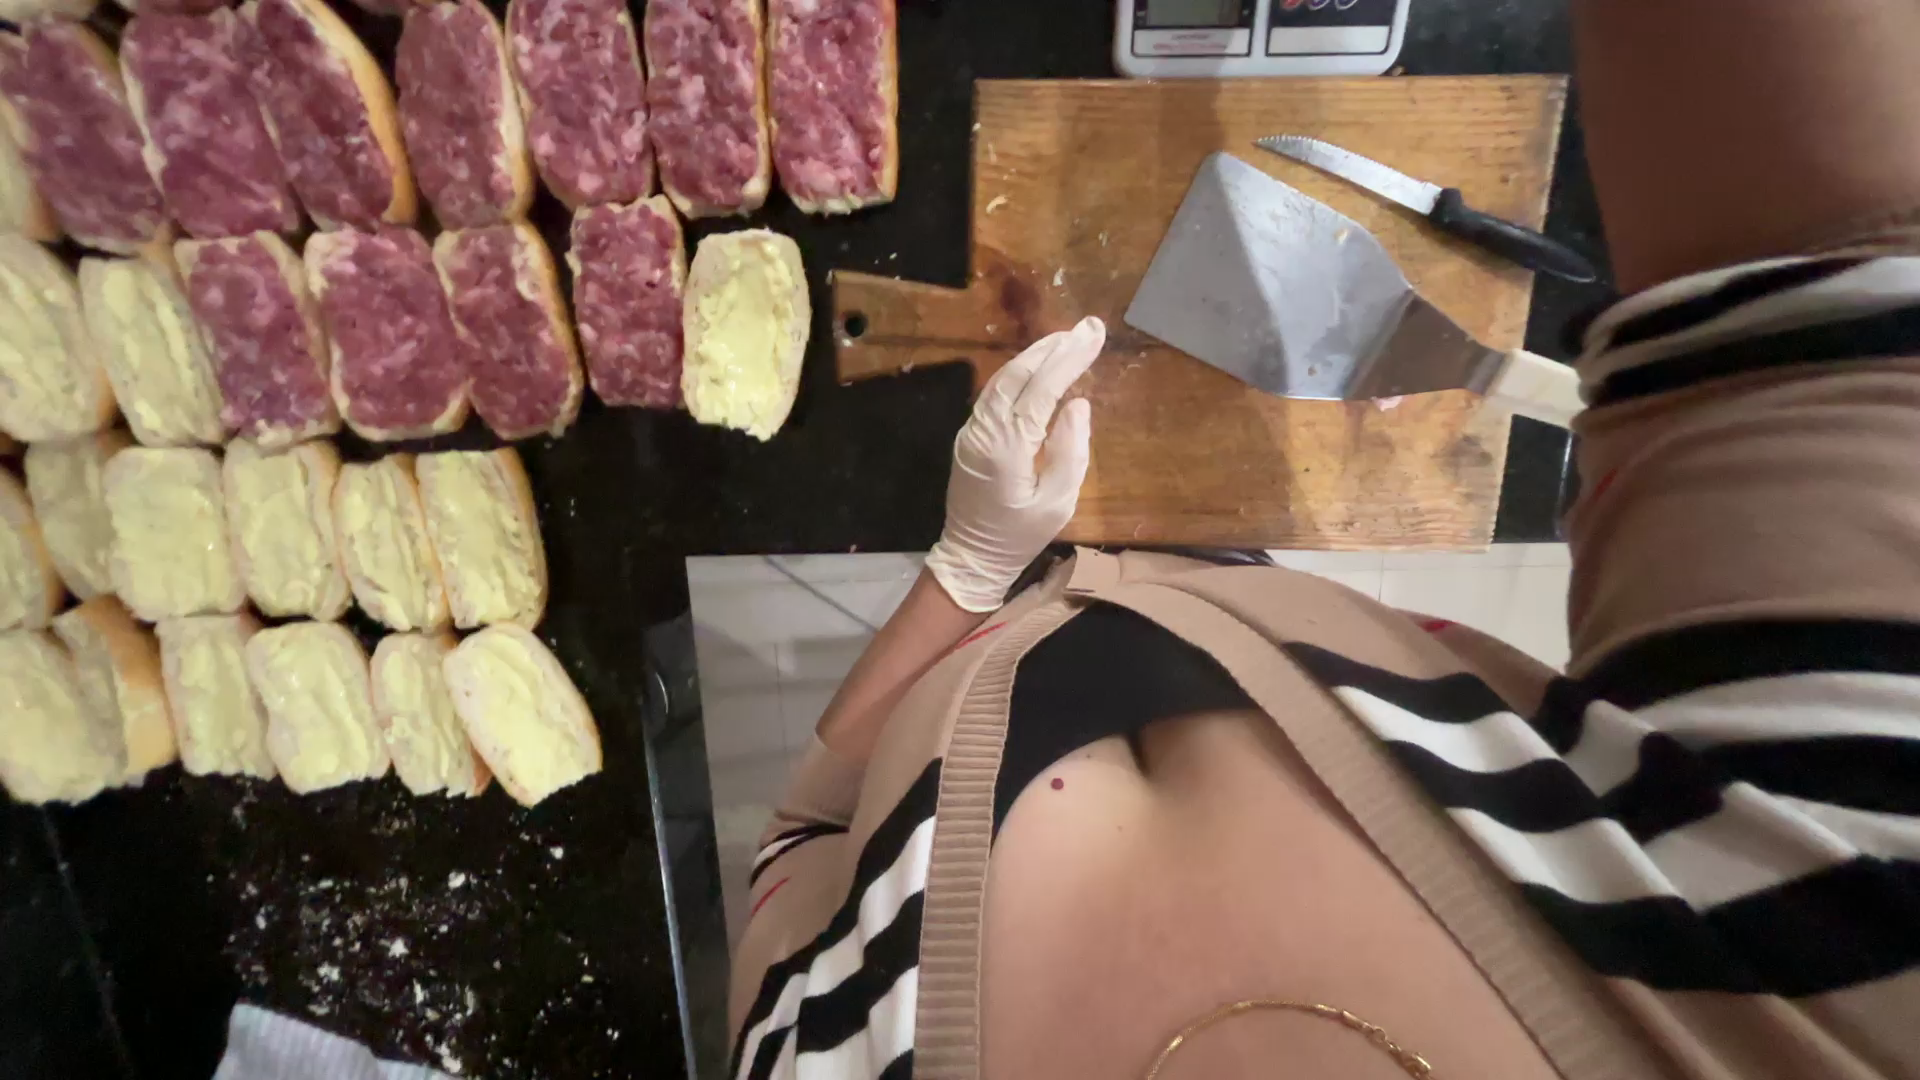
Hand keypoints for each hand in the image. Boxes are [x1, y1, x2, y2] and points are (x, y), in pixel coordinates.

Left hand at [925, 316, 1104, 612]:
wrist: (971, 556)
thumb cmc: (1019, 537)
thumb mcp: (1058, 503)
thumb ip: (1071, 451)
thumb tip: (1077, 404)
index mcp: (1007, 447)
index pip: (1041, 389)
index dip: (1069, 359)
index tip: (1095, 334)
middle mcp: (983, 431)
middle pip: (1017, 374)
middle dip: (1053, 348)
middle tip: (1087, 328)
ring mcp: (971, 431)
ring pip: (1001, 380)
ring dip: (1034, 356)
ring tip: (1067, 340)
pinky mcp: (969, 436)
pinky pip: (994, 394)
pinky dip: (1019, 374)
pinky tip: (1038, 367)